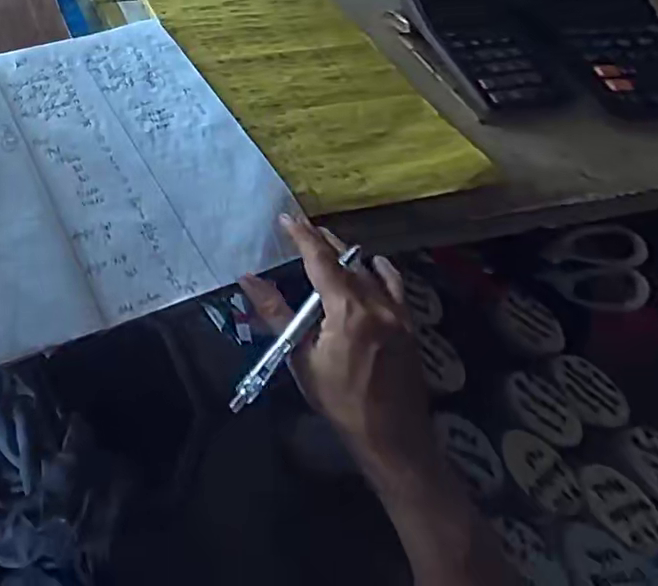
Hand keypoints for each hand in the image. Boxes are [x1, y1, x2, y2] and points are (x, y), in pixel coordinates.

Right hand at [239, 214, 432, 472]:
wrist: (394, 439)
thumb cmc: (340, 399)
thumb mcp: (299, 356)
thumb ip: (276, 312)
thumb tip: (248, 278)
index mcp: (349, 313)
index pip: (322, 262)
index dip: (302, 237)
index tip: (286, 218)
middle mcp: (378, 308)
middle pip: (347, 262)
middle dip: (322, 241)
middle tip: (300, 226)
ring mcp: (399, 318)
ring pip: (371, 273)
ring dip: (347, 254)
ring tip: (328, 241)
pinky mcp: (409, 330)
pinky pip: (396, 290)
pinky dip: (382, 273)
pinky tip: (376, 266)